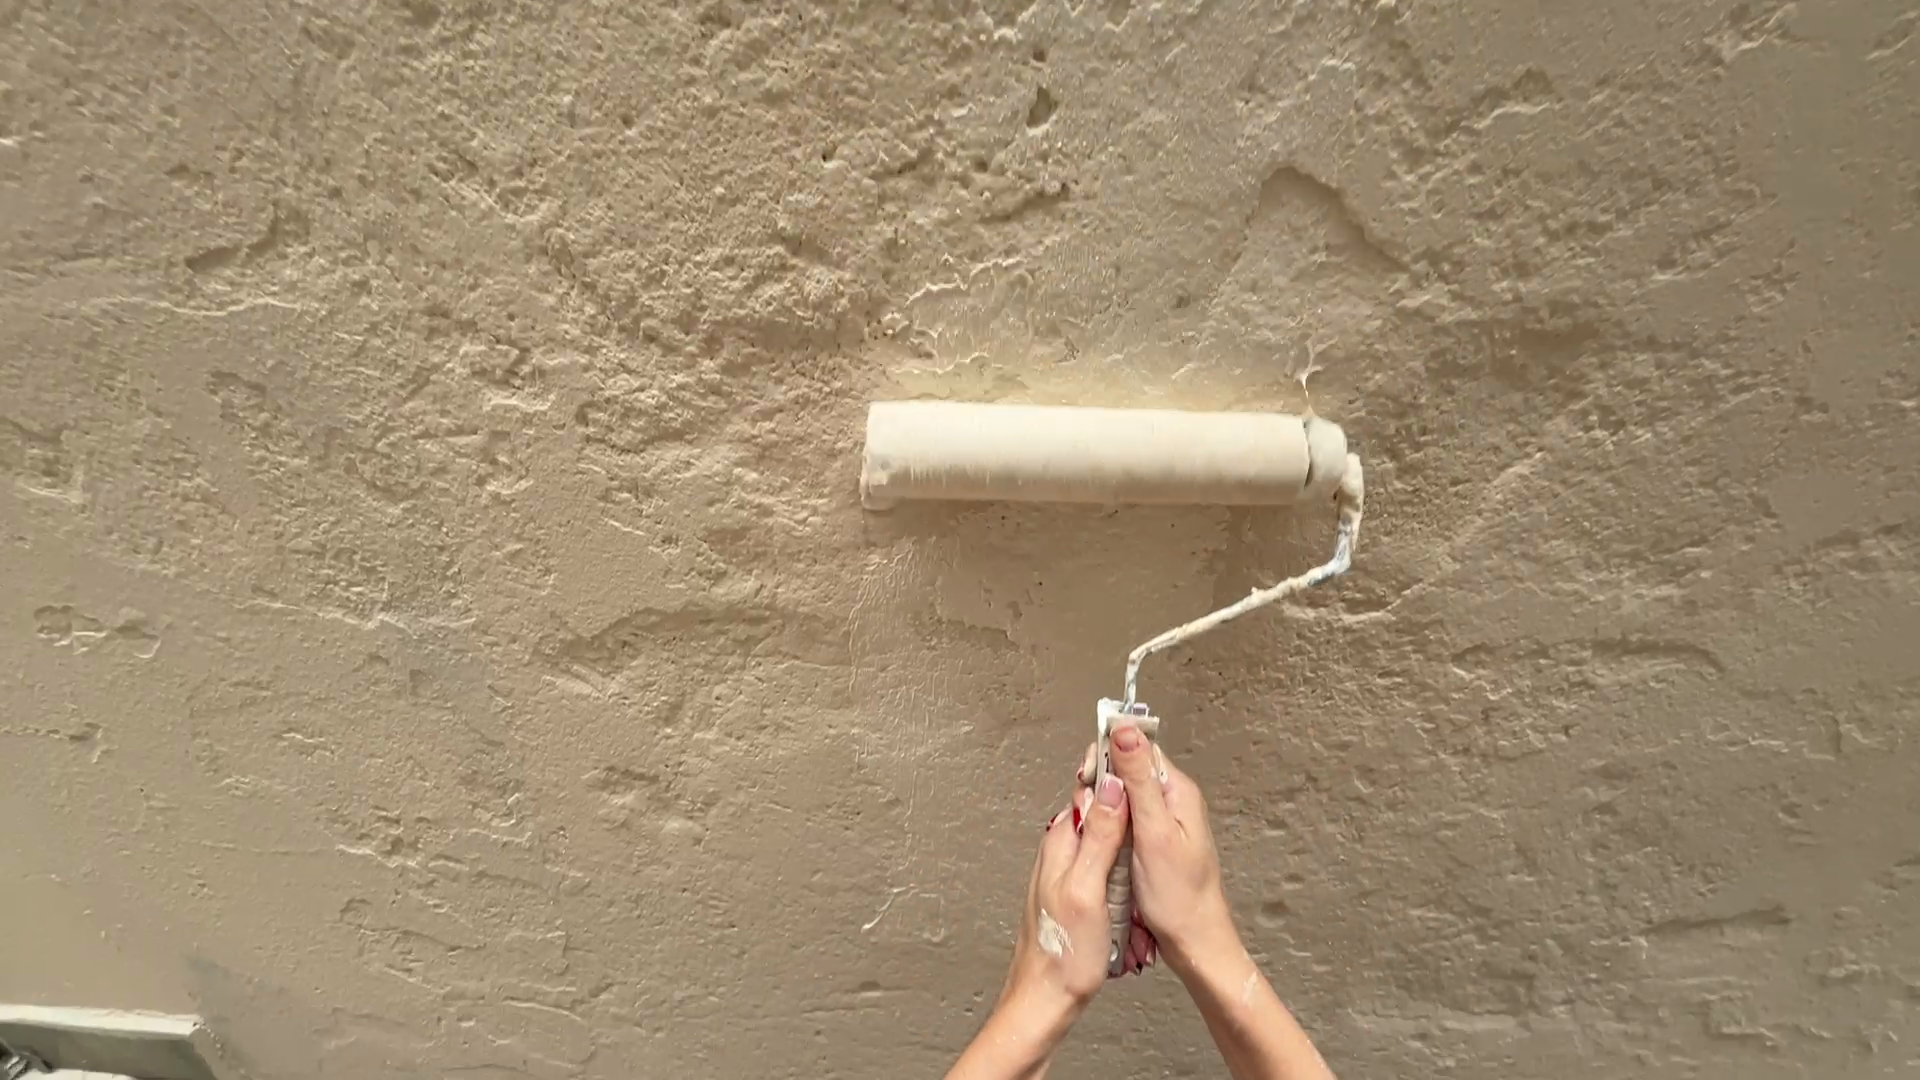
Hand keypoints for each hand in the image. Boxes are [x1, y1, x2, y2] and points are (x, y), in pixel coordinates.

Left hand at [946, 775, 1132, 1079]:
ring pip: (1108, 848)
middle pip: (1104, 817)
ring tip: (1134, 899)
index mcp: (1061, 841)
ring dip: (1128, 867)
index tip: (1140, 775)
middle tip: (1143, 856)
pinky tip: (1127, 908)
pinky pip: (1106, 874)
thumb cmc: (1062, 955)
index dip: (1117, 779)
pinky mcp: (1076, 892)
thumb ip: (1099, 836)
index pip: (1091, 790)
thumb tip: (1110, 787)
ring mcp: (1068, 871)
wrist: (1044, 1001)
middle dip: (1130, 831)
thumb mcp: (1088, 889)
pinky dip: (1122, 888)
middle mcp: (1060, 850)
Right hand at [1101, 721, 1239, 975]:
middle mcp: (1170, 799)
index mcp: (1176, 789)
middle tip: (1090, 809)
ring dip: (1101, 805)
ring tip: (1096, 830)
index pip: (1136, 746)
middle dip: (1100, 782)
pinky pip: (1120, 817)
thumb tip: (1125, 729)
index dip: (1107, 753)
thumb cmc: (1179, 897)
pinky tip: (1102, 842)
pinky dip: (1106, 824)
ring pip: (1119, 793)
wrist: (1193, 945)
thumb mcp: (1153, 831)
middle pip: (1124, 767)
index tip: (1087, 774)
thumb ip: (1138, 778)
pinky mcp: (1149, 838)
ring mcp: (1160, 819)